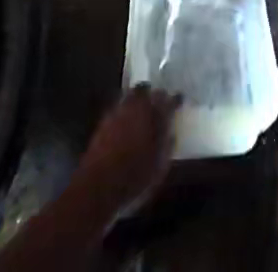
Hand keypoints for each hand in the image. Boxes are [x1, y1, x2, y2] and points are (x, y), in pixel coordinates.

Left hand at [75, 85, 182, 217]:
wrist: (99, 186)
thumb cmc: (135, 180)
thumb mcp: (159, 168)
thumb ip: (167, 146)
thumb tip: (171, 132)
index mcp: (154, 119)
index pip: (168, 101)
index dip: (175, 99)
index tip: (179, 98)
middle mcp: (136, 110)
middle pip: (146, 91)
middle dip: (154, 93)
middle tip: (159, 99)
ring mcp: (118, 112)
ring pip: (131, 94)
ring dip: (139, 97)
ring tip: (143, 105)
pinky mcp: (104, 120)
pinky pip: (119, 105)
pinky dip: (126, 107)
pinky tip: (127, 117)